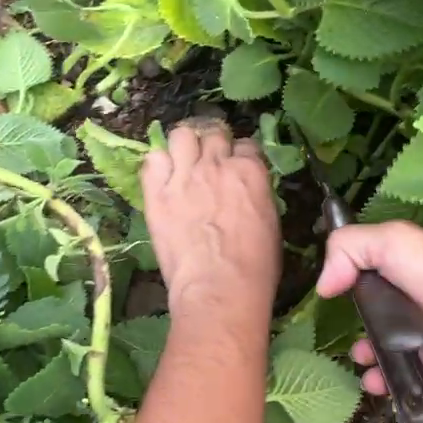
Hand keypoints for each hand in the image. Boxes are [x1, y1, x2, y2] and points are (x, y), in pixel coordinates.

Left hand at [140, 120, 280, 316]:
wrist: (219, 289)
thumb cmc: (256, 266)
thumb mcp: (271, 222)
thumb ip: (257, 195)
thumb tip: (248, 192)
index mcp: (250, 170)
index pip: (246, 144)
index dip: (240, 155)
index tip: (237, 167)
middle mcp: (217, 164)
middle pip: (213, 134)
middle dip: (213, 144)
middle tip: (209, 163)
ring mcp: (184, 175)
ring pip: (181, 135)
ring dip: (184, 146)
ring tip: (183, 163)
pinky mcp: (157, 193)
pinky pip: (152, 160)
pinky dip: (158, 164)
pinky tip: (162, 179)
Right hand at [316, 221, 422, 414]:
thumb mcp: (397, 244)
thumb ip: (351, 248)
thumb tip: (323, 284)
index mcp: (416, 272)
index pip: (379, 277)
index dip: (355, 289)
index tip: (336, 304)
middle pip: (388, 326)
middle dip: (365, 342)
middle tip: (356, 354)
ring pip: (404, 364)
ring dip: (382, 376)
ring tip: (372, 383)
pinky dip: (414, 405)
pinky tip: (398, 406)